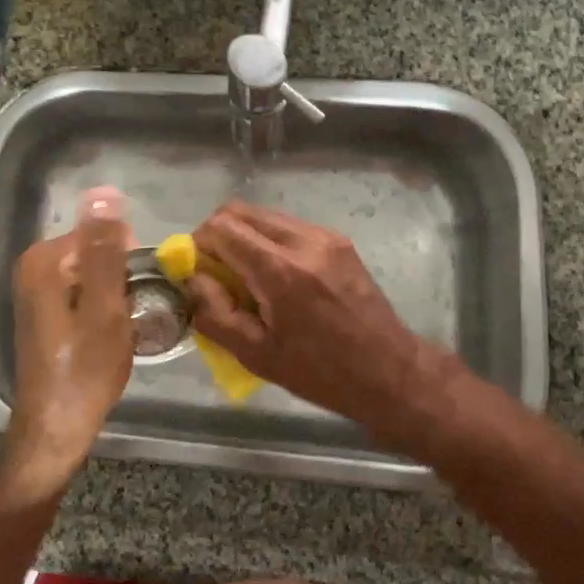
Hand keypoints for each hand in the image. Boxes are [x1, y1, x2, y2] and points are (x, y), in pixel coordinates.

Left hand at [4, 186, 135, 491]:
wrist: (55, 427)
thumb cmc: (84, 370)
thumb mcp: (104, 306)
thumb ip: (105, 249)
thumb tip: (105, 191)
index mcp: (43, 260)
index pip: (100, 232)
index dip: (128, 260)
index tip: (139, 292)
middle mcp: (33, 269)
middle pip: (96, 253)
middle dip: (121, 279)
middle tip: (134, 315)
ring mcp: (36, 293)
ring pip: (94, 276)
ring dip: (116, 297)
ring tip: (127, 328)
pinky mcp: (45, 315)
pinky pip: (85, 295)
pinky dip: (104, 310)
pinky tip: (113, 338)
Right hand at [186, 201, 461, 452]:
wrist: (389, 372)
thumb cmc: (320, 372)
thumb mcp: (257, 354)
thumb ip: (215, 313)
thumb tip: (193, 279)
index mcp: (281, 271)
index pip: (222, 227)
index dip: (198, 244)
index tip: (196, 272)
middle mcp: (303, 242)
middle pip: (240, 211)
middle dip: (218, 235)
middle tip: (215, 272)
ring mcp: (325, 237)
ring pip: (265, 216)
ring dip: (244, 237)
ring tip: (246, 278)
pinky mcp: (339, 241)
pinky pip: (289, 227)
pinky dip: (269, 242)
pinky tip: (276, 278)